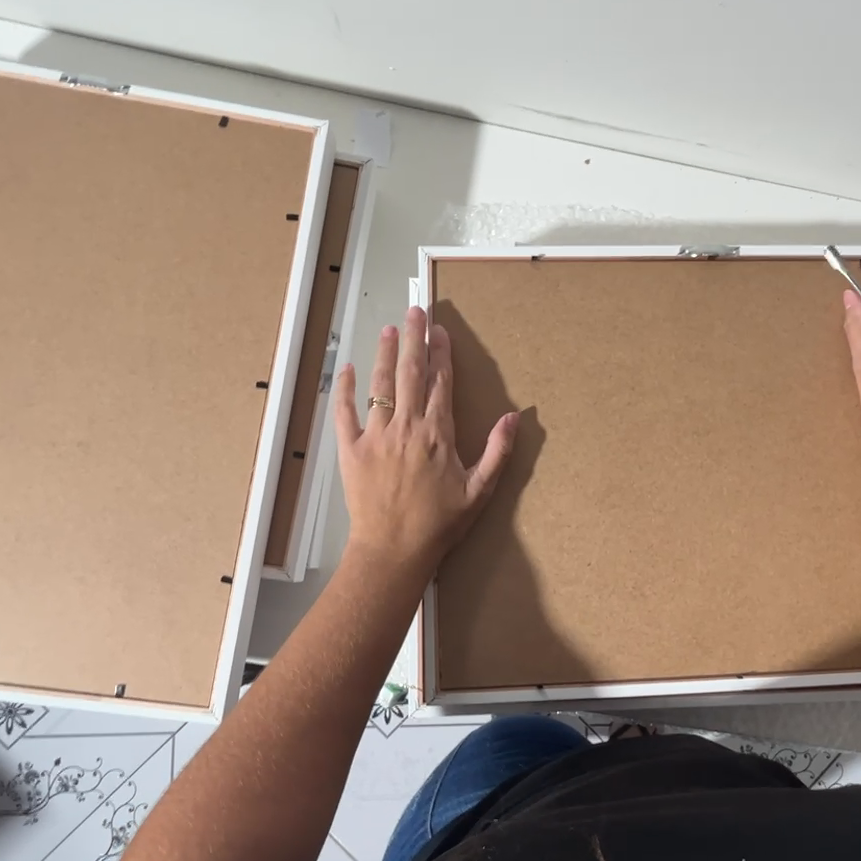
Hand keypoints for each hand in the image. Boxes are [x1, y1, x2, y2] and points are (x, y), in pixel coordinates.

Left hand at [335, 305, 517, 571]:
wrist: (393, 550)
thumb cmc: (439, 524)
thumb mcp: (479, 491)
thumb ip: (498, 452)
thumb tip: (514, 417)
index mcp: (438, 434)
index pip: (441, 382)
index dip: (442, 353)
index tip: (441, 330)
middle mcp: (406, 427)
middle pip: (411, 373)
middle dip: (414, 339)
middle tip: (414, 310)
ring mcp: (375, 436)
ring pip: (380, 385)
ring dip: (385, 354)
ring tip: (389, 329)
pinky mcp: (350, 450)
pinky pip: (345, 413)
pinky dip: (345, 389)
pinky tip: (347, 369)